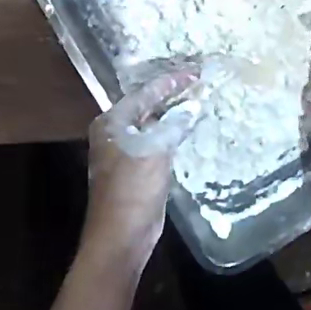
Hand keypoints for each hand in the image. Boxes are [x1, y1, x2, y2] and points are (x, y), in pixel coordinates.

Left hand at [84, 65, 200, 261]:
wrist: (121, 237)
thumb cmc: (133, 189)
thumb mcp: (156, 151)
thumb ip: (174, 124)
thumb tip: (193, 105)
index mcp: (112, 122)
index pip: (144, 93)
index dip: (171, 82)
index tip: (195, 73)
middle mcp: (114, 133)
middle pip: (146, 107)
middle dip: (172, 96)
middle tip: (198, 83)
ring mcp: (123, 152)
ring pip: (152, 125)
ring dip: (172, 115)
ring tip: (198, 101)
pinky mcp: (135, 170)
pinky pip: (155, 143)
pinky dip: (171, 134)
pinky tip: (188, 130)